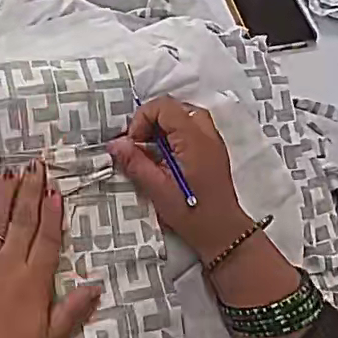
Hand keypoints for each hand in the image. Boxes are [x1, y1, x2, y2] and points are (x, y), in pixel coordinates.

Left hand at [0, 161, 102, 337]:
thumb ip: (72, 311)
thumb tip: (97, 284)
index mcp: (33, 281)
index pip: (47, 239)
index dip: (53, 214)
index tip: (57, 190)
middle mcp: (7, 264)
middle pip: (22, 222)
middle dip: (31, 192)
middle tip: (36, 166)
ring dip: (3, 196)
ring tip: (10, 173)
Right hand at [104, 97, 254, 260]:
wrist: (222, 231)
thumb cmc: (191, 212)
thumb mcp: (157, 188)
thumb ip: (135, 162)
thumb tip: (115, 144)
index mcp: (193, 139)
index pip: (164, 106)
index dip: (142, 118)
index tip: (134, 143)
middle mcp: (206, 133)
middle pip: (175, 108)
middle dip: (152, 121)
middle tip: (141, 145)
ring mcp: (213, 141)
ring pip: (185, 117)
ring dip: (164, 128)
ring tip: (153, 152)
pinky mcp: (213, 151)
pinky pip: (193, 129)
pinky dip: (176, 136)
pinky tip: (167, 159)